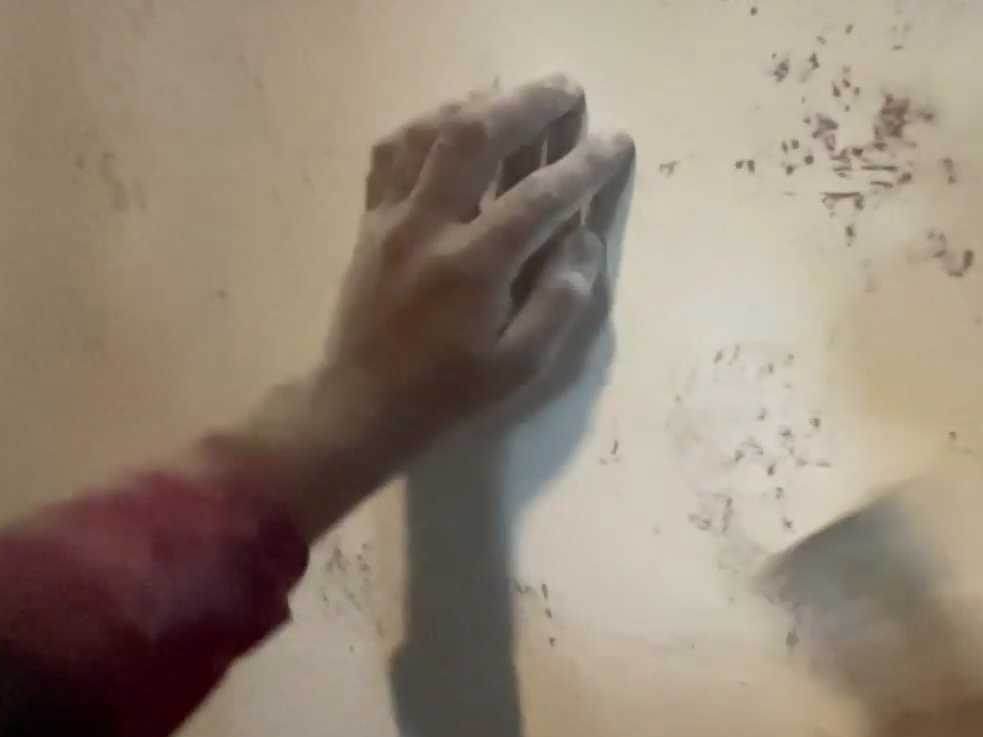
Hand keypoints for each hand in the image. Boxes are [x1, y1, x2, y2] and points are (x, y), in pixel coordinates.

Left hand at [203, 77, 633, 537]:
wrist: (366, 399)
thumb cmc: (455, 389)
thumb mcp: (523, 363)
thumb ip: (559, 300)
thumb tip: (584, 242)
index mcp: (474, 265)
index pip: (539, 198)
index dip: (584, 166)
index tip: (616, 142)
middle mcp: (429, 224)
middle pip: (477, 138)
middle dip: (528, 106)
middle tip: (568, 90)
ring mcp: (392, 215)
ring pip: (430, 131)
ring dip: (478, 103)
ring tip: (515, 96)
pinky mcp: (371, 217)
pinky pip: (393, 150)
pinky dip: (427, 123)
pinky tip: (452, 121)